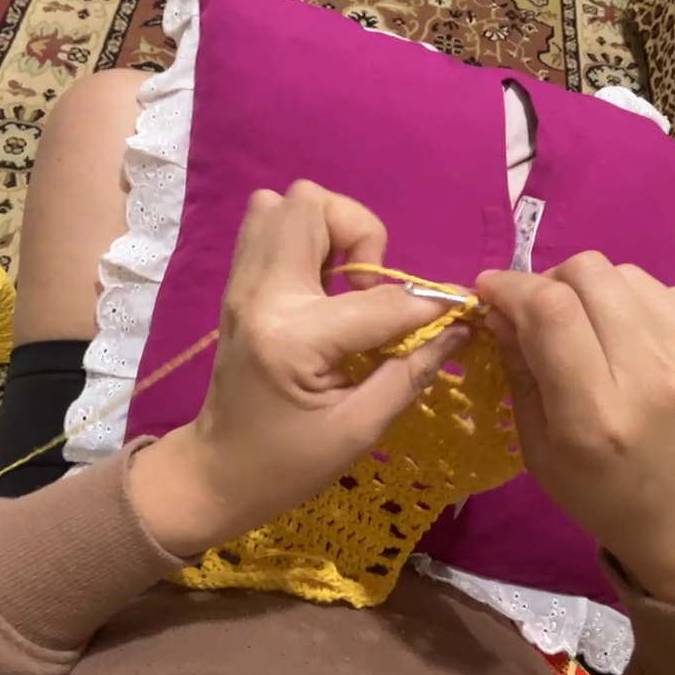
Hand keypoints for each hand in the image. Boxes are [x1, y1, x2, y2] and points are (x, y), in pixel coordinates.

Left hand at [130, 181, 466, 556]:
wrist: (216, 471)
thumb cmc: (287, 465)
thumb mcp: (358, 430)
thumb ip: (410, 373)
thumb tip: (457, 327)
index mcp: (294, 338)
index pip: (379, 299)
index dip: (426, 307)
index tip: (449, 320)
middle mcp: (262, 294)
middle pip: (312, 204)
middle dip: (361, 233)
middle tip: (369, 288)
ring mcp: (242, 285)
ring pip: (284, 203)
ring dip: (329, 229)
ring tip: (344, 281)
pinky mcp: (237, 287)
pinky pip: (268, 227)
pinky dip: (304, 238)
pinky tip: (322, 285)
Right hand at [476, 255, 674, 605]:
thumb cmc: (607, 499)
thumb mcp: (540, 451)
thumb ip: (519, 373)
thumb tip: (501, 308)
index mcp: (596, 414)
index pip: (549, 308)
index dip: (511, 284)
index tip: (491, 289)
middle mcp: (658, 377)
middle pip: (591, 273)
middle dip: (553, 283)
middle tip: (546, 313)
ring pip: (632, 275)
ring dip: (601, 295)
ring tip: (602, 335)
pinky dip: (647, 309)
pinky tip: (647, 348)